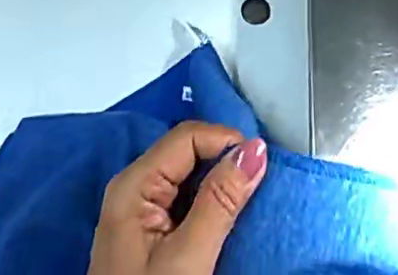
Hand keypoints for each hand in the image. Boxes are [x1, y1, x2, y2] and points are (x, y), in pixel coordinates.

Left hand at [88, 122, 268, 274]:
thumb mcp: (188, 260)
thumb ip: (221, 201)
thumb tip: (256, 148)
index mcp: (134, 184)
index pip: (187, 137)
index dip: (226, 142)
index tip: (264, 163)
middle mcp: (133, 187)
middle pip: (187, 151)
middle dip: (225, 159)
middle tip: (263, 178)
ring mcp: (139, 210)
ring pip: (188, 174)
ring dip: (221, 180)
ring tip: (253, 194)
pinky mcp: (148, 233)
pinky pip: (184, 198)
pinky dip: (210, 201)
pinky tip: (230, 213)